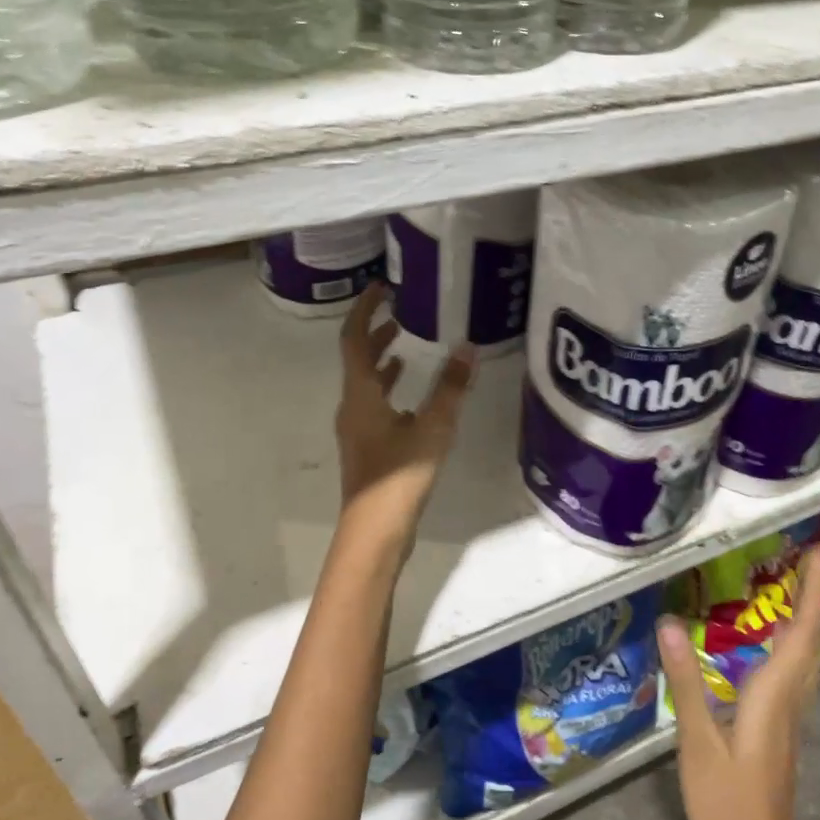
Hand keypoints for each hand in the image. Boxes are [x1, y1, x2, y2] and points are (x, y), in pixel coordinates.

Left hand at [334, 284, 475, 542]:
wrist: (375, 531)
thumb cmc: (399, 475)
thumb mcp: (433, 428)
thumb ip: (450, 387)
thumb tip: (467, 347)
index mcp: (360, 395)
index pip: (353, 339)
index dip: (364, 310)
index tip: (381, 288)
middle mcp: (352, 407)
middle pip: (357, 361)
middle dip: (375, 334)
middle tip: (401, 315)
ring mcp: (357, 431)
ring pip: (366, 386)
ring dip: (382, 363)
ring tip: (406, 349)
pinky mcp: (368, 450)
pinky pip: (375, 407)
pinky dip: (390, 392)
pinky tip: (413, 401)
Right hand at [658, 545, 819, 819]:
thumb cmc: (727, 802)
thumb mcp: (698, 741)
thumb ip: (687, 681)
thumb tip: (670, 622)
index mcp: (774, 696)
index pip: (800, 632)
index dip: (811, 590)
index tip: (819, 551)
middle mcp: (790, 702)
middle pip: (811, 641)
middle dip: (814, 597)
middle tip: (809, 559)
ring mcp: (789, 720)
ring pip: (808, 660)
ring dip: (807, 620)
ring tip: (797, 590)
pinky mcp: (779, 733)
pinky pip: (796, 675)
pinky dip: (794, 646)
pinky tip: (775, 648)